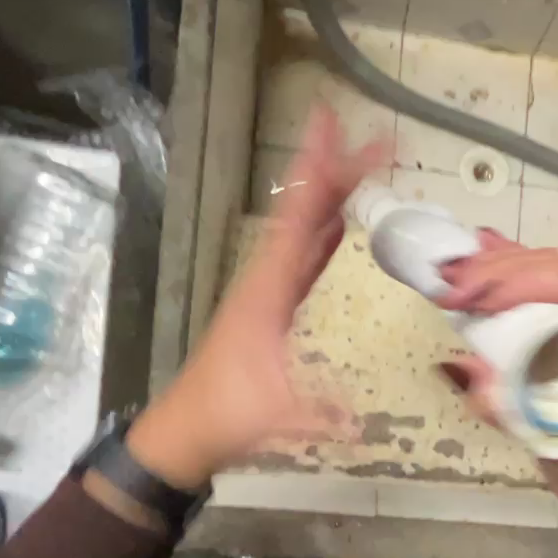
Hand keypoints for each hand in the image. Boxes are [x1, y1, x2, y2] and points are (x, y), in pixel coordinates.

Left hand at [125, 106, 386, 487]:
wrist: (188, 431)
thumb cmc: (225, 415)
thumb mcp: (274, 416)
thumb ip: (318, 416)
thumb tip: (361, 424)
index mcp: (266, 290)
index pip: (297, 219)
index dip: (316, 172)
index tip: (330, 126)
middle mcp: (266, 280)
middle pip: (303, 215)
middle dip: (334, 174)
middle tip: (369, 140)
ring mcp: (269, 293)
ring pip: (303, 233)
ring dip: (329, 198)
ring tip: (357, 166)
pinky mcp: (273, 310)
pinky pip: (303, 261)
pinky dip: (322, 237)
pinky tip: (338, 226)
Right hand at [435, 232, 557, 517]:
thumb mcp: (549, 443)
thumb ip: (511, 409)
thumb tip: (459, 366)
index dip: (524, 281)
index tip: (477, 303)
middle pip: (556, 268)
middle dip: (499, 272)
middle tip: (450, 290)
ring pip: (546, 268)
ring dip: (497, 265)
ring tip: (453, 274)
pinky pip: (537, 281)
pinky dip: (504, 268)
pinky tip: (475, 256)